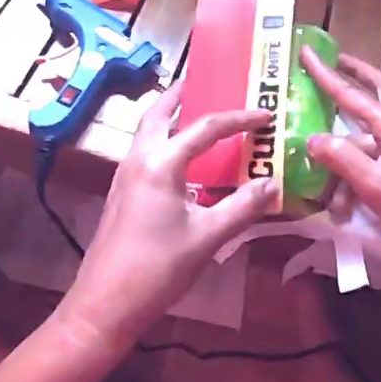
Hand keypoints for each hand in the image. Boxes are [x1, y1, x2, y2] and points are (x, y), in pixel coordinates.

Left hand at [55, 79, 278, 353]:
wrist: (106, 300)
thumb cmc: (158, 268)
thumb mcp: (208, 237)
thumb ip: (242, 206)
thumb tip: (274, 183)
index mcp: (160, 163)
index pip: (204, 127)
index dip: (238, 118)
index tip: (265, 113)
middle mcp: (137, 159)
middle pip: (158, 113)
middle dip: (181, 95)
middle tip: (205, 82)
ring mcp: (124, 175)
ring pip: (146, 131)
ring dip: (169, 117)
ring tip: (195, 113)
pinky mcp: (120, 191)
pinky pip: (143, 152)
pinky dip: (163, 141)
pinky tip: (181, 160)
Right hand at [300, 49, 380, 277]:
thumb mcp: (374, 182)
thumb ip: (340, 157)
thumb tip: (310, 138)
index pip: (351, 94)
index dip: (326, 73)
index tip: (306, 51)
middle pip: (376, 94)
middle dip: (356, 77)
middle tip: (335, 62)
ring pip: (362, 140)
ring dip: (339, 153)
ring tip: (317, 175)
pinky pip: (364, 167)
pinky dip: (346, 182)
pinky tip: (335, 207)